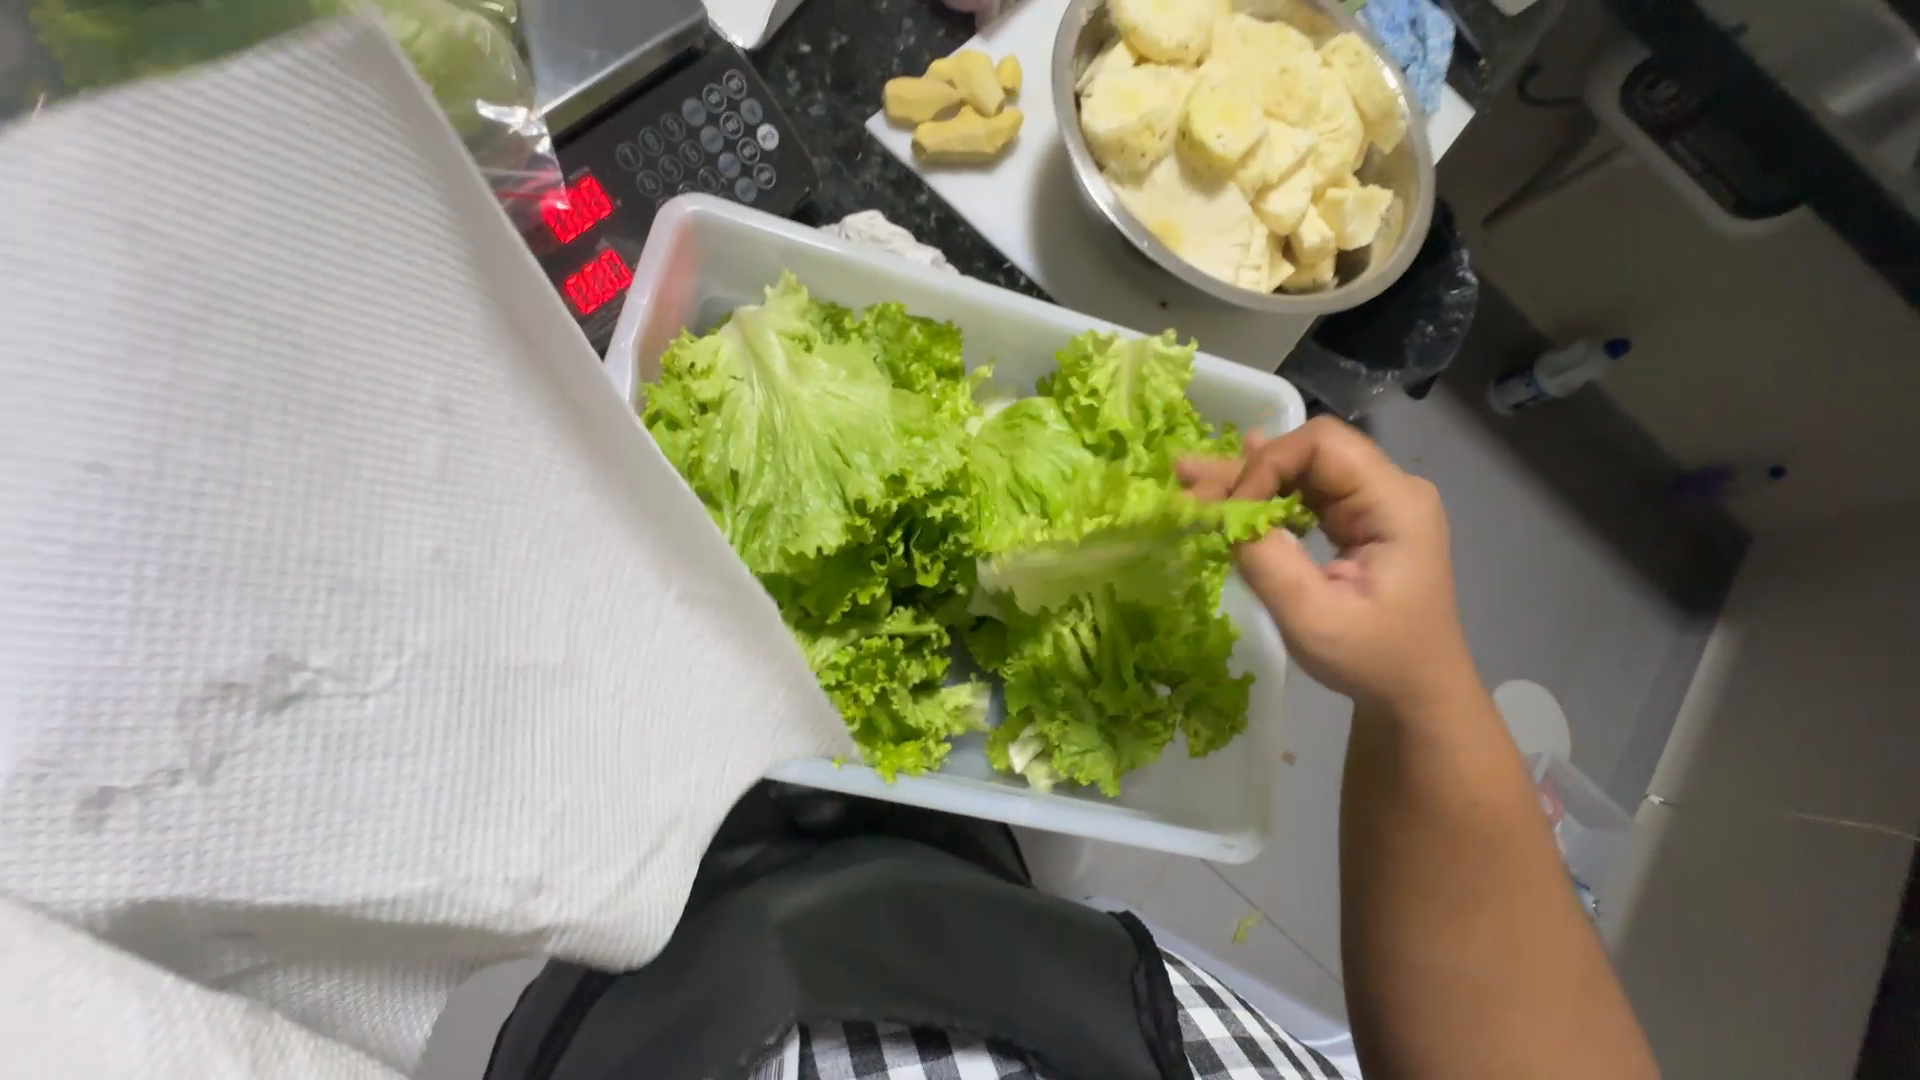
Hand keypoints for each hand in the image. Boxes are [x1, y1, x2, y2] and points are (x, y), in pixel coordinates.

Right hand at [1179, 417, 1474, 713]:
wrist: (1414, 691)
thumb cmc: (1372, 659)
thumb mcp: (1313, 619)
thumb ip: (1268, 561)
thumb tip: (1226, 516)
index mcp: (1394, 503)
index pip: (1321, 446)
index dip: (1266, 466)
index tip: (1231, 513)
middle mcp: (1388, 489)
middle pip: (1307, 452)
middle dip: (1245, 470)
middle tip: (1188, 491)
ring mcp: (1372, 503)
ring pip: (1300, 469)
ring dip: (1245, 480)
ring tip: (1187, 480)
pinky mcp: (1355, 520)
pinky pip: (1304, 492)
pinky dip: (1262, 496)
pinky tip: (1226, 486)